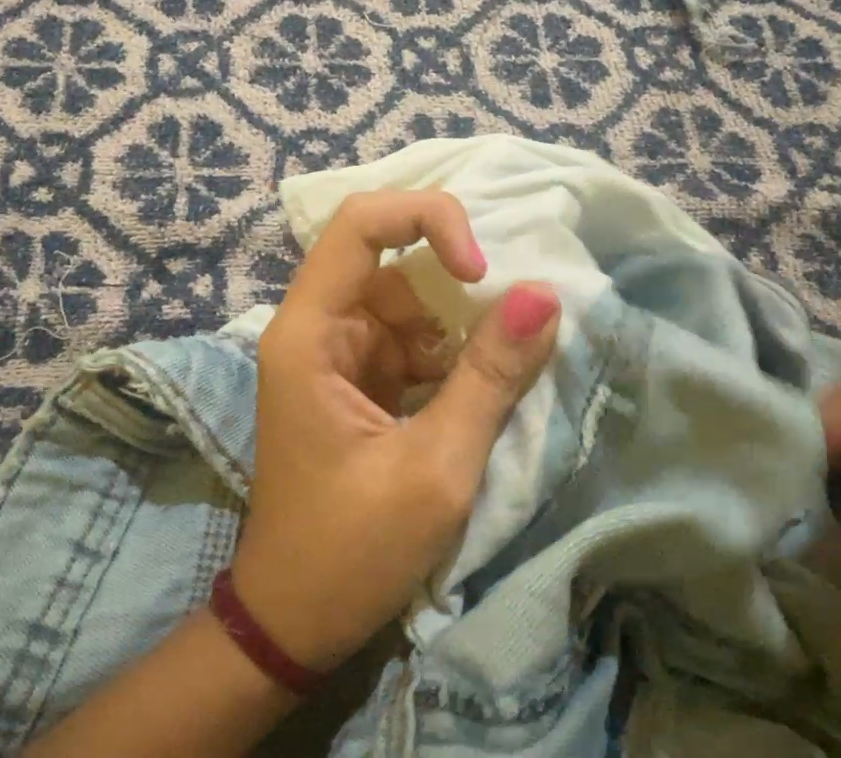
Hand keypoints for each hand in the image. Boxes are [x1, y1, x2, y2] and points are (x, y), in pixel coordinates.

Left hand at [229, 190, 559, 670]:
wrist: (297, 620)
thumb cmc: (353, 549)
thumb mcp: (435, 466)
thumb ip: (489, 377)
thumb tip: (543, 295)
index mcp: (309, 333)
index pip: (359, 224)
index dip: (426, 220)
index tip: (478, 273)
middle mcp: (316, 330)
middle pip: (388, 259)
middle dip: (454, 279)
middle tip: (513, 317)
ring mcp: (336, 358)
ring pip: (406, 302)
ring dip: (459, 322)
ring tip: (507, 358)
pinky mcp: (358, 386)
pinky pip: (410, 344)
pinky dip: (451, 356)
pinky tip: (485, 385)